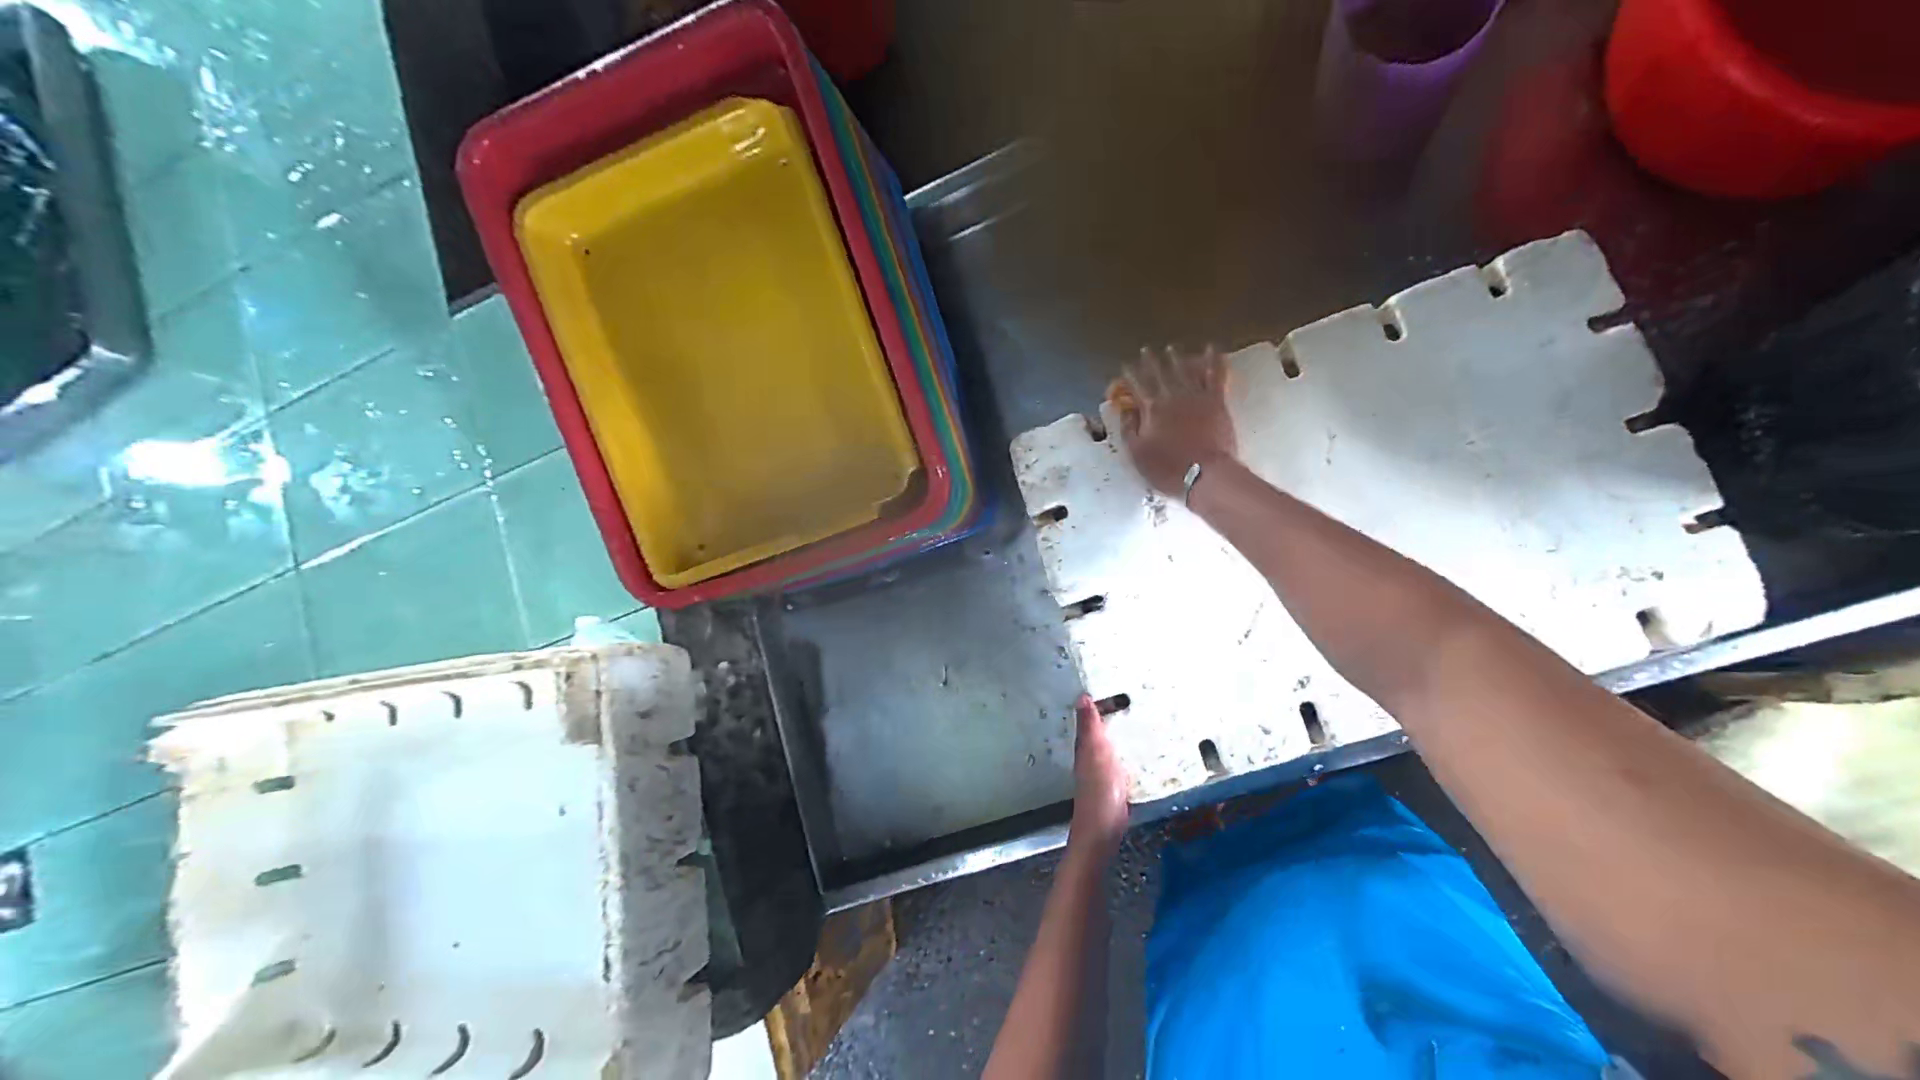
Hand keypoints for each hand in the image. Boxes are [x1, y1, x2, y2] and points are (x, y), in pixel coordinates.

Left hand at [1069, 694, 1129, 858]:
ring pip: (1108, 746)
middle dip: (1111, 716)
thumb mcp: (1097, 756)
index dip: (1101, 704)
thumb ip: (1090, 729)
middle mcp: (1090, 758)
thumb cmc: (1100, 796)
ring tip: (1136, 721)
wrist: (1100, 836)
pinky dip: (1125, 752)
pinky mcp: (1111, 788)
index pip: (1090, 718)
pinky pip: (1118, 761)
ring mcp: (1100, 774)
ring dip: (1119, 733)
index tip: (1117, 689)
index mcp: (1086, 748)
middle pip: (1099, 731)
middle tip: (1130, 701)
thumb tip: (1082, 697)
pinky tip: (1136, 753)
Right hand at [1110, 345, 1237, 495]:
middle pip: (1159, 373)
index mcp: (1152, 409)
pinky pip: (1215, 376)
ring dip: (1177, 357)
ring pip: (1185, 370)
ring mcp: (1197, 397)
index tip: (1125, 366)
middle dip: (1151, 361)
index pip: (1137, 386)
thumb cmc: (1167, 468)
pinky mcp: (1217, 401)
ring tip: (1172, 347)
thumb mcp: (1137, 453)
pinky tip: (1213, 349)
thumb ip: (1129, 428)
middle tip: (1146, 350)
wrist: (1205, 475)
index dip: (1130, 375)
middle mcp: (1173, 396)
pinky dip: (1214, 360)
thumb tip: (1125, 409)